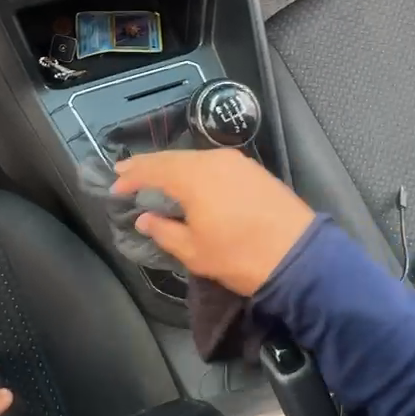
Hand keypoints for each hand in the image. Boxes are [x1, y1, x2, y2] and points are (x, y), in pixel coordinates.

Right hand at [113, 149, 317, 295]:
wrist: (300, 257)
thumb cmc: (241, 256)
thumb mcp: (195, 252)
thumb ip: (164, 231)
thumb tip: (145, 218)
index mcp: (194, 177)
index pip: (152, 169)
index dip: (131, 176)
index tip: (114, 185)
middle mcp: (213, 160)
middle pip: (172, 158)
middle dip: (147, 165)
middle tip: (126, 171)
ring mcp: (237, 162)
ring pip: (194, 159)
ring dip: (172, 166)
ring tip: (155, 175)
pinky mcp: (253, 170)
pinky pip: (214, 163)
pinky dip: (194, 169)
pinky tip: (190, 179)